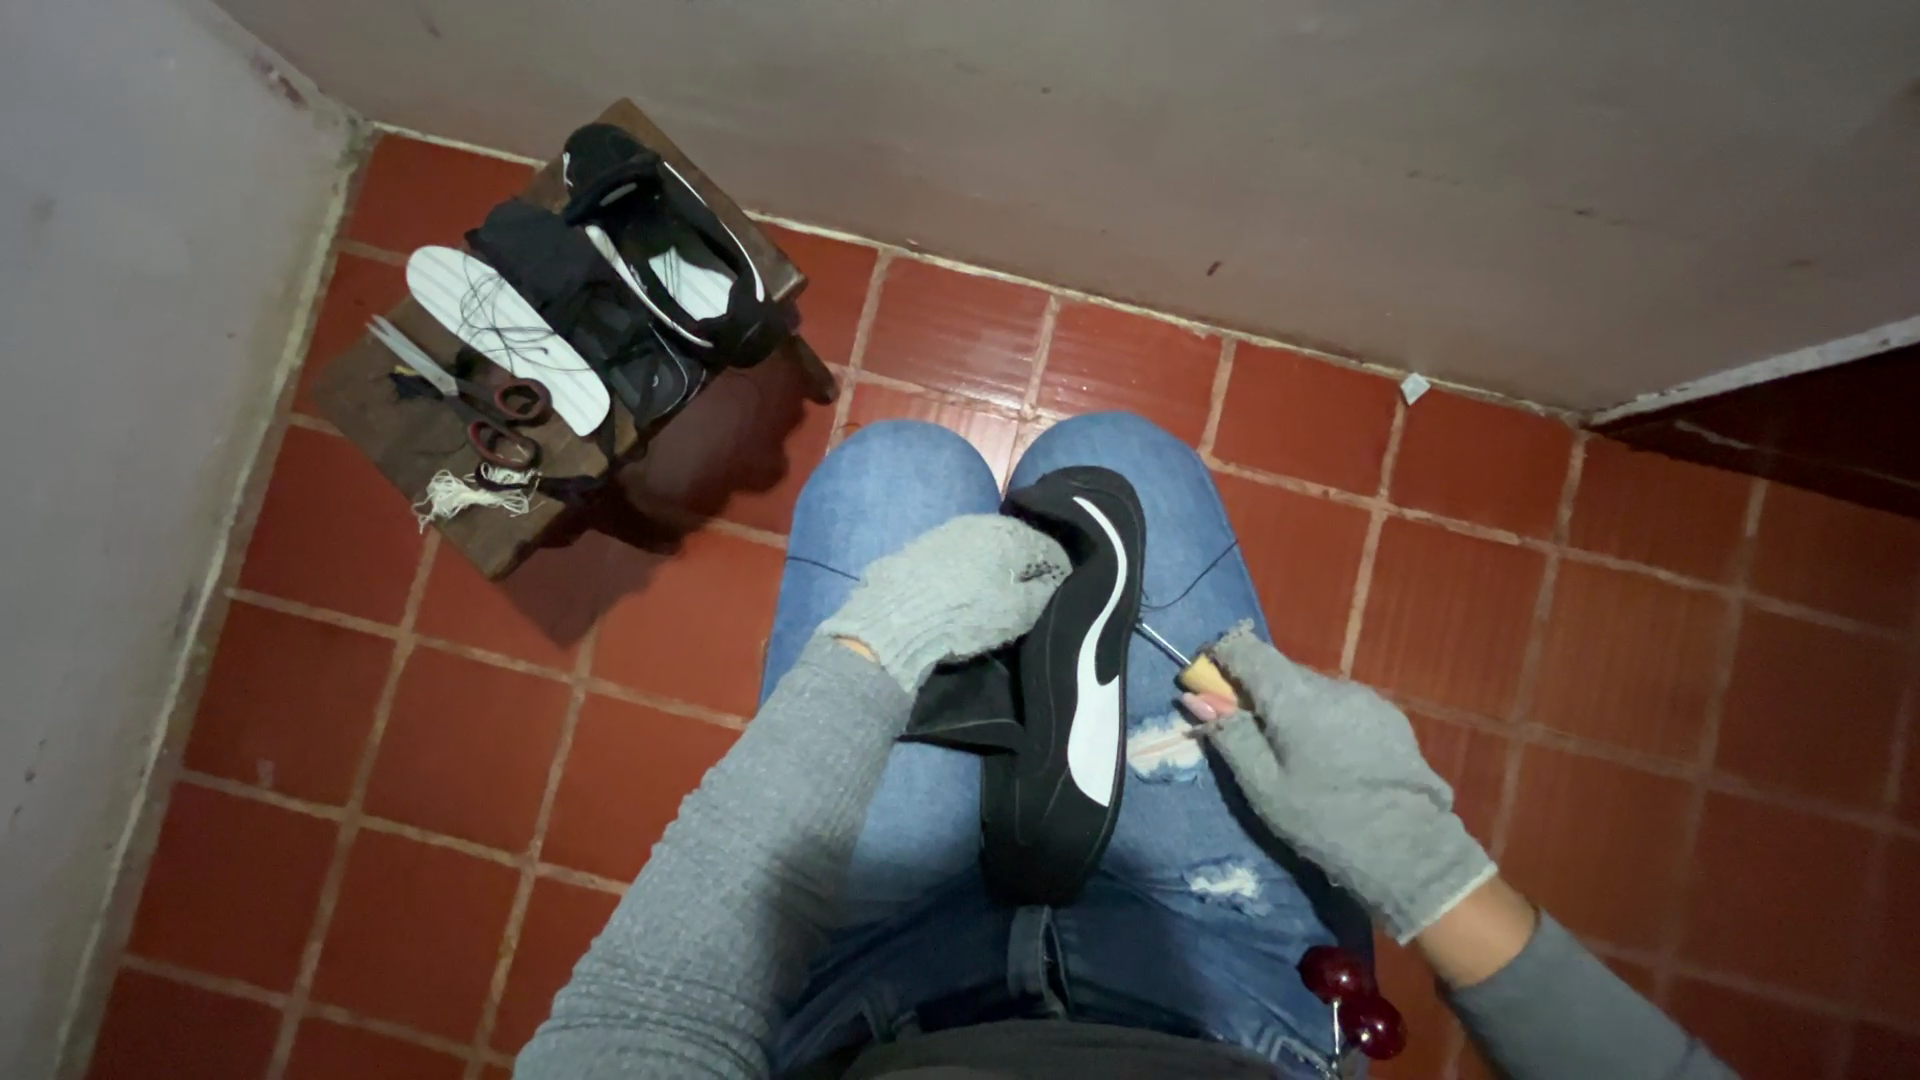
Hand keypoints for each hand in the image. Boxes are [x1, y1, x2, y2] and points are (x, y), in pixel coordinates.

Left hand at [818, 515, 1070, 692]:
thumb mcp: (1017, 612)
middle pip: (1015, 543)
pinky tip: (961, 590)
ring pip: (984, 547)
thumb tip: (1055, 580)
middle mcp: (979, 522)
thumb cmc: (965, 615)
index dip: (1059, 573)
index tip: (1059, 594)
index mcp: (1009, 533)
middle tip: (1029, 596)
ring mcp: (946, 530)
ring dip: (994, 566)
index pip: (1050, 549)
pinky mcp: (919, 545)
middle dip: (1026, 566)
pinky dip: (967, 569)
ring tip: (995, 595)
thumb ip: (1044, 592)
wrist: (894, 620)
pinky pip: (957, 555)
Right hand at [1193, 622, 1494, 941]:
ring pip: (1307, 684)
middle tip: (1242, 726)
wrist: (1412, 853)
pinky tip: (1325, 752)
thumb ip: (1229, 734)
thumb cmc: (1324, 821)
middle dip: (1253, 687)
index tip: (1206, 682)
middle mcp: (1330, 684)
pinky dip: (1318, 714)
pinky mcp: (1388, 715)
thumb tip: (1194, 696)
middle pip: (1277, 667)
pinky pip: (1337, 701)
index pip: (1247, 650)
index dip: (1221, 657)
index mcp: (1295, 697)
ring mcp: (1364, 697)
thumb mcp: (1262, 786)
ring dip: (1287, 702)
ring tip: (1287, 747)